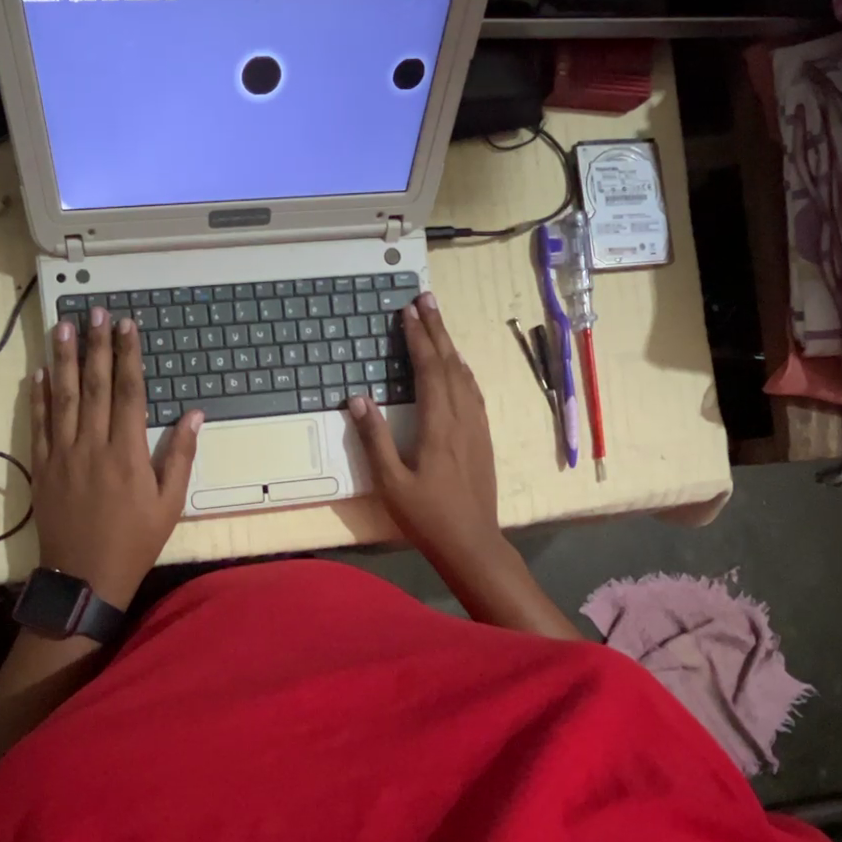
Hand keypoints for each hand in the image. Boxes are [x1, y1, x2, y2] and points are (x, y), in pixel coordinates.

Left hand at [32, 305, 201, 607]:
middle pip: (96, 385)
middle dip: (96, 346)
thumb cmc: (134, 542)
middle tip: (95, 312)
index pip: (129, 392)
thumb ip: (179, 457)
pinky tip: (40, 372)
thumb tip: (194, 415)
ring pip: (63, 397)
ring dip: (64, 359)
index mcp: (128, 453)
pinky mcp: (42, 467)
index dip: (128, 355)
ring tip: (63, 326)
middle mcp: (93, 446)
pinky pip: (39, 424)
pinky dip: (38, 396)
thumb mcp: (169, 504)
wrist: (84, 577)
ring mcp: (63, 454)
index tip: (126, 326)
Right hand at [349, 293, 580, 640]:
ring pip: (465, 375)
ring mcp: (477, 427)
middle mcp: (463, 418)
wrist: (472, 542)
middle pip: (451, 363)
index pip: (430, 369)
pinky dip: (462, 370)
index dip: (418, 337)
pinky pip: (473, 392)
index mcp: (439, 425)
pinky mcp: (483, 438)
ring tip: (438, 323)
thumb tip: (357, 399)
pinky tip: (458, 368)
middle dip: (437, 329)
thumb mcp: (390, 483)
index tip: (408, 310)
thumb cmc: (427, 516)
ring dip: (450, 346)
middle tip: (425, 299)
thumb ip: (374, 440)